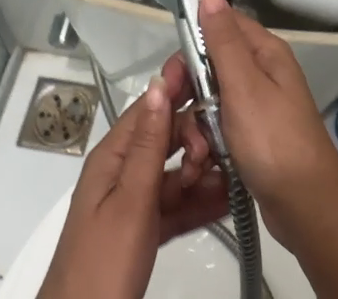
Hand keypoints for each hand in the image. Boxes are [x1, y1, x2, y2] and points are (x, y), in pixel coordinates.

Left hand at [36, 54, 228, 298]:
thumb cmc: (103, 263)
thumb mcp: (131, 201)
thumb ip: (148, 145)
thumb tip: (158, 85)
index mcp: (113, 158)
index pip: (149, 108)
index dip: (179, 89)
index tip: (215, 75)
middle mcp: (122, 172)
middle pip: (167, 138)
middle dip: (197, 138)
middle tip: (223, 152)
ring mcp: (134, 202)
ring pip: (176, 173)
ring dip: (204, 172)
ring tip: (234, 176)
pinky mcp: (144, 230)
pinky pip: (177, 205)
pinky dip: (200, 202)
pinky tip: (229, 200)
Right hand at [196, 0, 337, 249]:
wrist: (305, 205)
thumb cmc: (273, 140)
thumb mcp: (243, 85)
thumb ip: (222, 40)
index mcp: (264, 53)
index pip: (220, 26)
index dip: (191, 44)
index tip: (171, 75)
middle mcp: (261, 73)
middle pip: (209, 67)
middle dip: (188, 94)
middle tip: (177, 118)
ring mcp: (256, 107)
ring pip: (209, 102)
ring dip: (195, 127)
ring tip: (196, 154)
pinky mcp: (251, 137)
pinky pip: (217, 129)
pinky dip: (206, 145)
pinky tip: (201, 165)